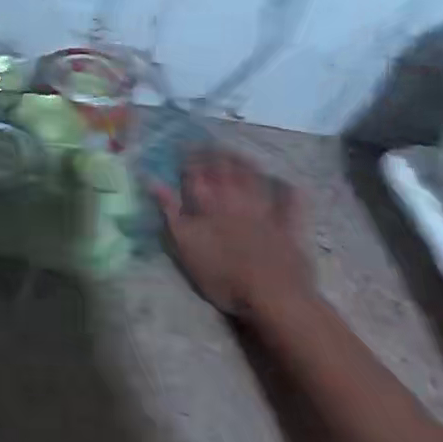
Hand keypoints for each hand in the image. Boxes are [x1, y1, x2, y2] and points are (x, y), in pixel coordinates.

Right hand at [151, 147, 314, 319]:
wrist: (273, 299)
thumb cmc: (221, 274)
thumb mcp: (183, 244)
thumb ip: (169, 211)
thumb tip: (152, 181)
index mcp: (207, 206)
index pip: (195, 175)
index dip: (189, 159)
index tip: (183, 145)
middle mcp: (234, 203)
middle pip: (224, 173)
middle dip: (216, 155)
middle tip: (210, 142)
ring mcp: (264, 214)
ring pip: (253, 181)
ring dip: (245, 165)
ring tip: (238, 152)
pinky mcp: (289, 229)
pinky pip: (290, 205)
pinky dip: (288, 192)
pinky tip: (286, 182)